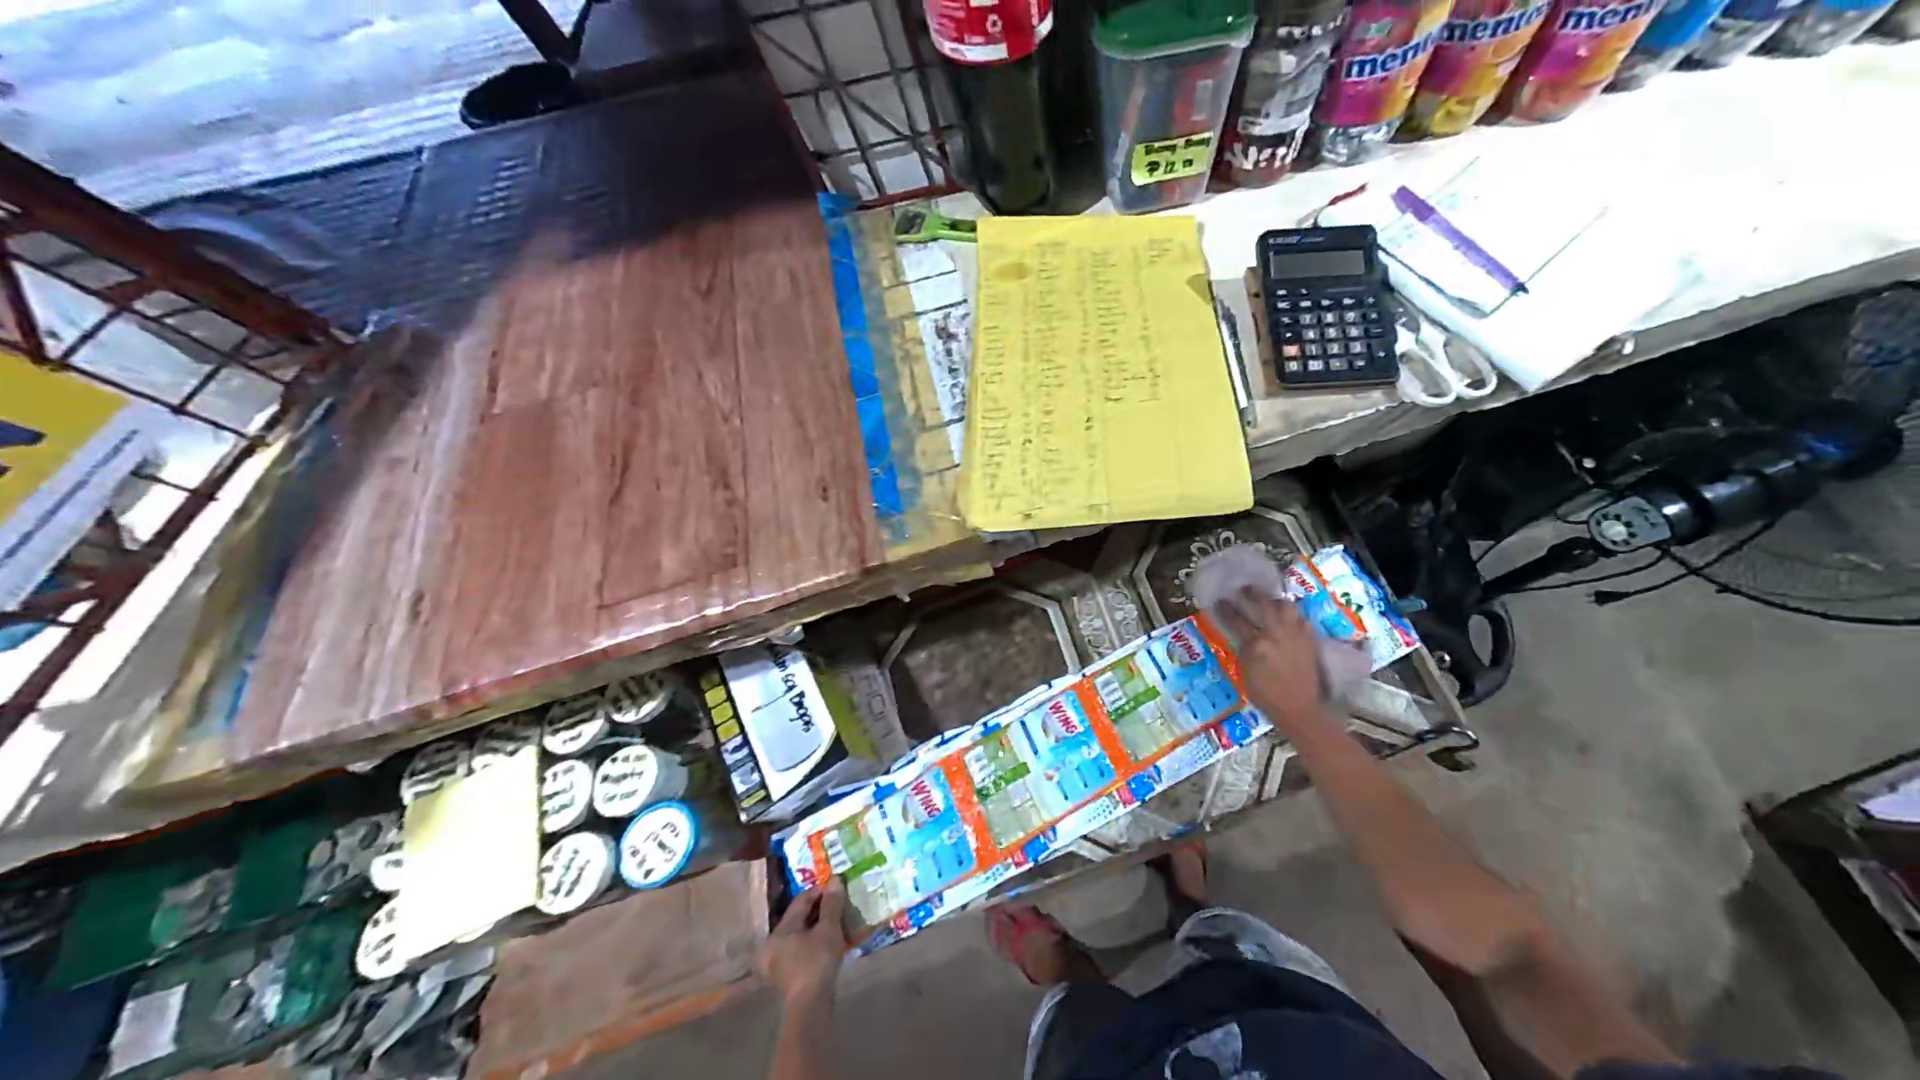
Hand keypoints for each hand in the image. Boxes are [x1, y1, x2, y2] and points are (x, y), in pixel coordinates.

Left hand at [760, 881, 851, 1006]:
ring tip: (834, 924)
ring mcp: (776, 961)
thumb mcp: (828, 930)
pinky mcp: (783, 976)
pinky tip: (826, 944)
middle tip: (837, 905)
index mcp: (780, 929)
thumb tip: (834, 880)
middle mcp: (773, 942)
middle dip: (817, 910)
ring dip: (815, 927)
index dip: (819, 891)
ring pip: (797, 935)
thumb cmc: (817, 963)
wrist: (809, 1007)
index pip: (801, 901)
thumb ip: (831, 905)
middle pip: (797, 918)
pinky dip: (811, 943)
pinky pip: (798, 950)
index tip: (836, 888)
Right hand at [1216, 588, 1330, 728]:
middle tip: (1244, 589)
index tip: (1220, 601)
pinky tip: (1287, 617)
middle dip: (1252, 594)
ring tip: (1269, 599)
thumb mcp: (1245, 673)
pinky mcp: (1309, 640)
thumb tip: (1240, 636)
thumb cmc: (1267, 697)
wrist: (1301, 709)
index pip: (1236, 620)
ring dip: (1274, 600)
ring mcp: (1295, 635)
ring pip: (1285, 607)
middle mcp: (1276, 635)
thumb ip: (1243, 651)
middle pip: (1263, 605)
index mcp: (1256, 645)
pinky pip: (1300, 619)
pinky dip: (1291, 615)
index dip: (1226, 609)